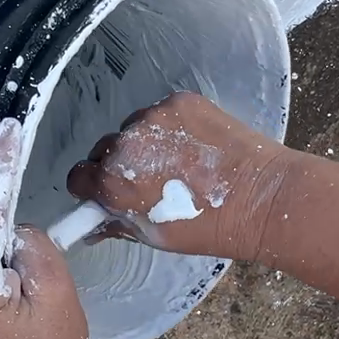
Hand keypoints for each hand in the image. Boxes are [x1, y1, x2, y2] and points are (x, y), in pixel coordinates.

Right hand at [66, 91, 292, 260]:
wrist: (261, 198)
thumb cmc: (208, 227)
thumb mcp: (154, 237)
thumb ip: (116, 226)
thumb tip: (95, 225)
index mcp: (112, 181)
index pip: (77, 175)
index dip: (90, 187)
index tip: (104, 192)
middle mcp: (125, 144)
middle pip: (103, 150)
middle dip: (117, 165)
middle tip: (146, 181)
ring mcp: (153, 117)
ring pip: (132, 130)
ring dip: (143, 144)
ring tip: (176, 163)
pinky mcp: (179, 101)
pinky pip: (160, 114)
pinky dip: (169, 128)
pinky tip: (192, 147)